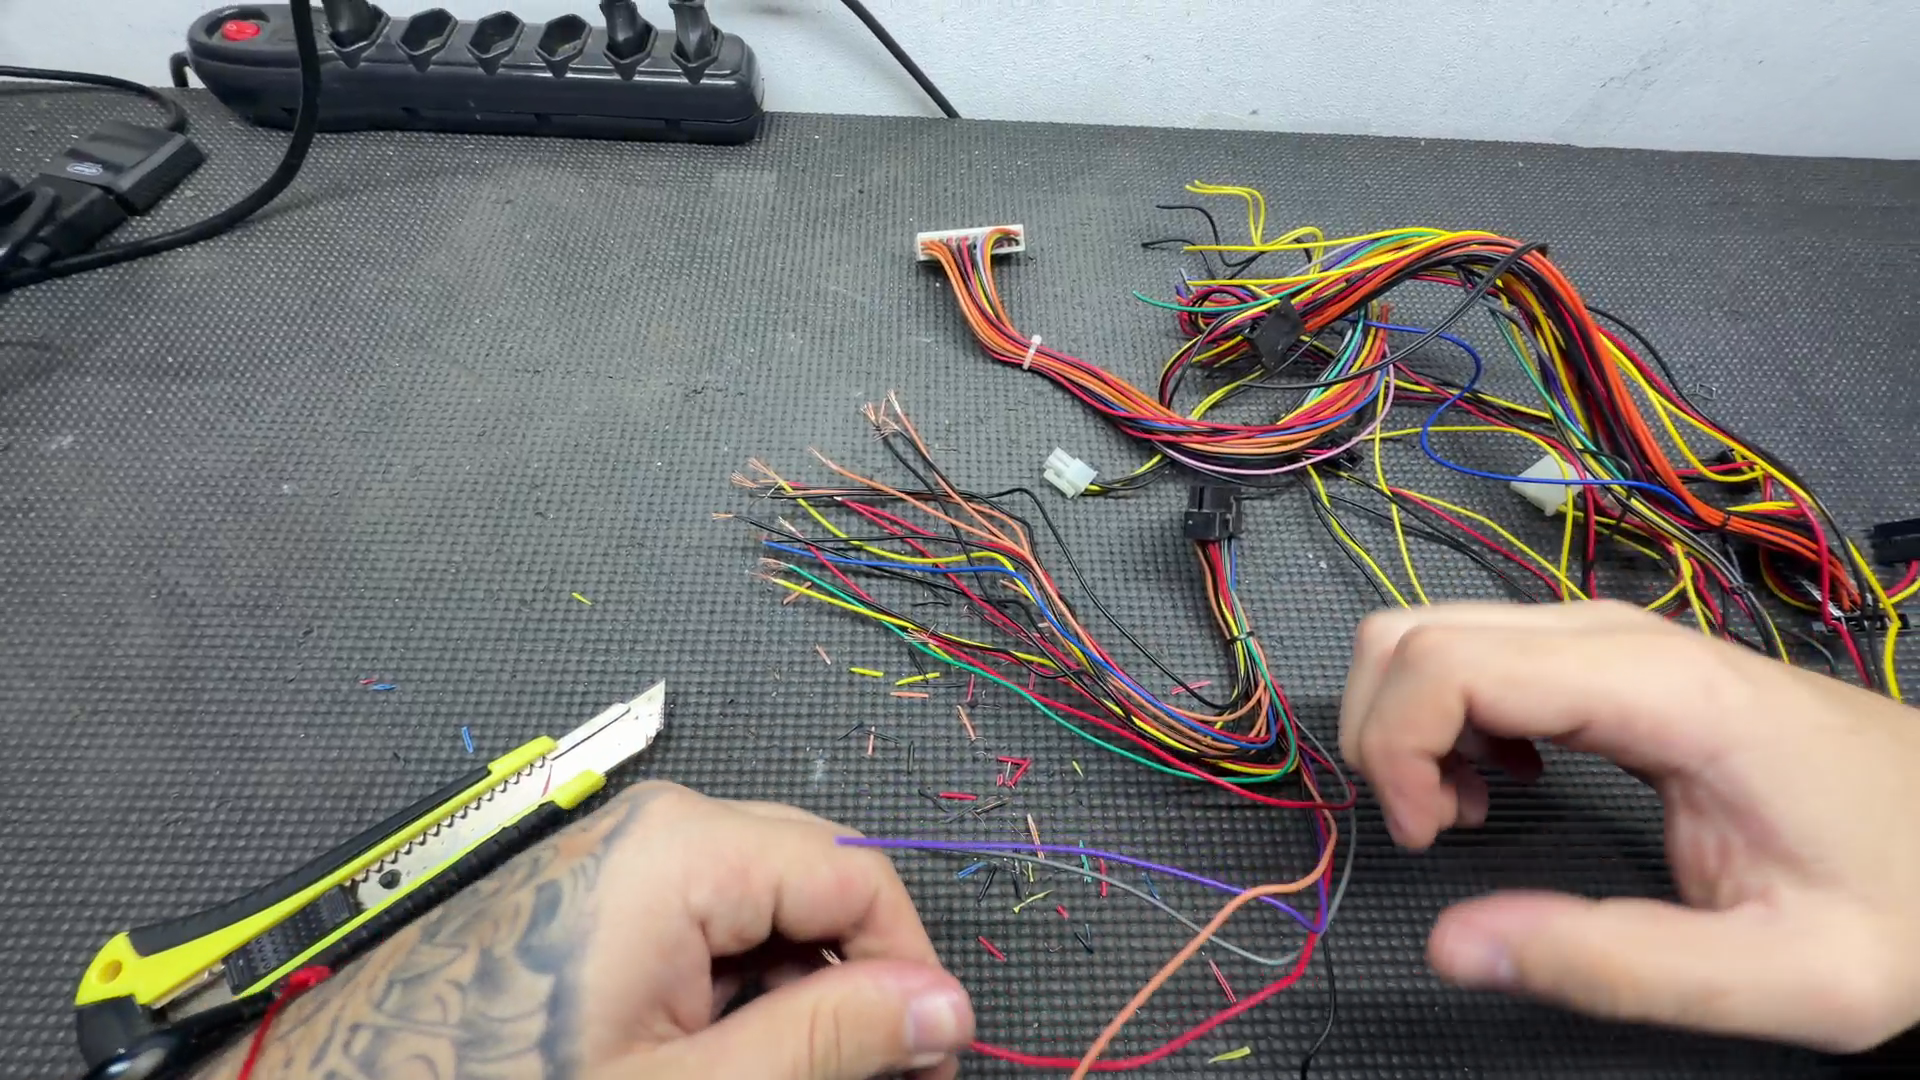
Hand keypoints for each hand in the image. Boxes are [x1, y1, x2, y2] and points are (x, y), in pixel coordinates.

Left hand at [202, 782, 974, 1079]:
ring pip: (769, 893)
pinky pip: (713, 907)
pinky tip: (724, 1042)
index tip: (934, 1045)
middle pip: (816, 874)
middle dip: (856, 970)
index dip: (909, 959)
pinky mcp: (609, 878)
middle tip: (878, 1065)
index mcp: (690, 844)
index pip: (856, 873)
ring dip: (799, 980)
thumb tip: (946, 1007)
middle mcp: (668, 819)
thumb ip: (832, 1039)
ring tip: (789, 1065)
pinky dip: (743, 974)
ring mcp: (632, 844)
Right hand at [1339, 600, 1919, 1051]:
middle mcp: (1594, 631)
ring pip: (1413, 636)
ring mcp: (1581, 628)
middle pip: (1404, 637)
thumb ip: (1615, 967)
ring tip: (1460, 798)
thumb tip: (1448, 947)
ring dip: (1401, 720)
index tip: (1426, 834)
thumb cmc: (1900, 890)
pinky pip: (1451, 651)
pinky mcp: (1574, 645)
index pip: (1440, 665)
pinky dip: (1433, 711)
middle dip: (1381, 733)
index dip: (1396, 746)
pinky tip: (1494, 771)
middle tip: (1433, 820)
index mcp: (1645, 685)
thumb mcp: (1793, 975)